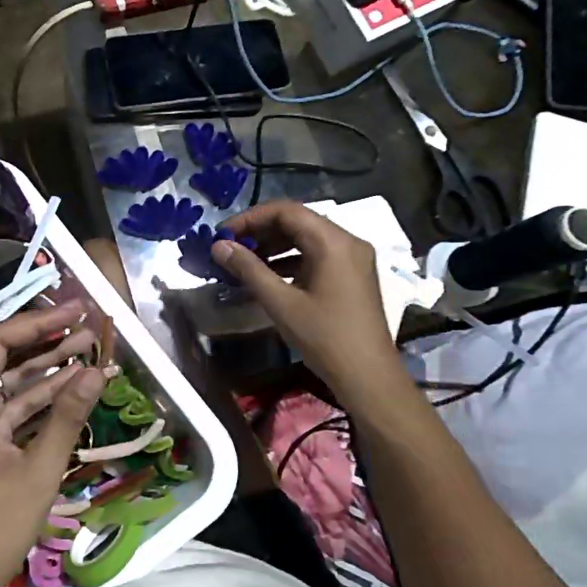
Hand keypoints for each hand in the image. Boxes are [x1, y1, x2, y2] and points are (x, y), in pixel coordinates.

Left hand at [0, 301, 105, 586]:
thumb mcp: (37, 472)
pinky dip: (42, 402)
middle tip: (91, 327)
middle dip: (48, 342)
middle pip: (4, 360)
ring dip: (50, 370)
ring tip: (92, 351)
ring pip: (12, 386)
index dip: (36, 322)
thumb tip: (96, 369)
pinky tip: (75, 390)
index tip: (76, 310)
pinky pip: (13, 413)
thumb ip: (66, 416)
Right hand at [211, 201, 407, 402]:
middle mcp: (348, 241)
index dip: (251, 218)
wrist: (368, 376)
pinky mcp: (353, 275)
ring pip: (308, 239)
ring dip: (275, 246)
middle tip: (230, 247)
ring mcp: (354, 258)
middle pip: (298, 221)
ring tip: (244, 262)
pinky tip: (269, 276)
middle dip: (261, 231)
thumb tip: (219, 246)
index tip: (223, 234)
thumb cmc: (325, 338)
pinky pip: (318, 255)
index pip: (286, 211)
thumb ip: (249, 270)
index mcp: (333, 242)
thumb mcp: (281, 303)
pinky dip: (292, 260)